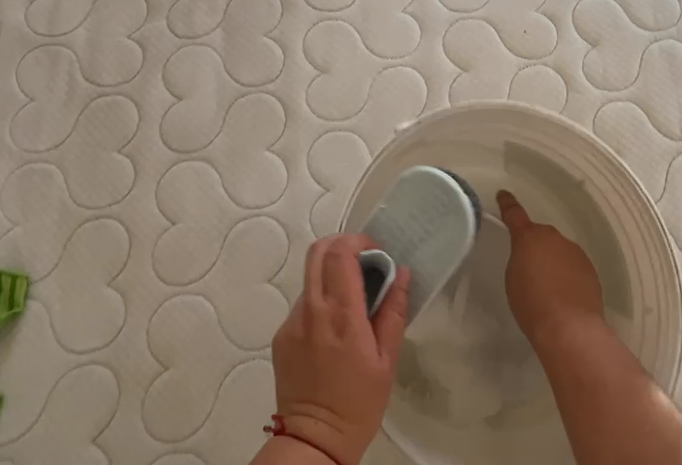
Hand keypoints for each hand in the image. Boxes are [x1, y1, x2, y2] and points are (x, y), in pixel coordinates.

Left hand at [270, 233, 410, 464]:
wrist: (314, 440)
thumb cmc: (359, 403)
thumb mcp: (387, 359)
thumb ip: (393, 311)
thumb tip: (400, 272)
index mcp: (341, 315)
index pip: (340, 254)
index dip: (359, 241)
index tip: (376, 252)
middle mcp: (312, 310)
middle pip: (318, 252)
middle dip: (341, 246)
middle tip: (363, 262)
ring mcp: (292, 322)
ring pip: (310, 278)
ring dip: (331, 276)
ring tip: (351, 303)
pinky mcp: (281, 335)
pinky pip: (303, 304)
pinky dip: (320, 302)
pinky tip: (333, 330)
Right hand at [497, 190, 605, 351]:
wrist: (569, 327)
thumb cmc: (531, 303)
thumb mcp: (514, 279)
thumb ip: (520, 259)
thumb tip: (531, 258)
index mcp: (529, 237)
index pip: (515, 214)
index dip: (508, 205)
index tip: (504, 195)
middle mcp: (553, 238)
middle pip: (541, 236)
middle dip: (535, 248)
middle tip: (529, 271)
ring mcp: (575, 252)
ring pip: (559, 251)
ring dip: (553, 263)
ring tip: (548, 290)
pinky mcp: (590, 269)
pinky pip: (573, 267)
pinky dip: (567, 276)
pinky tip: (564, 297)